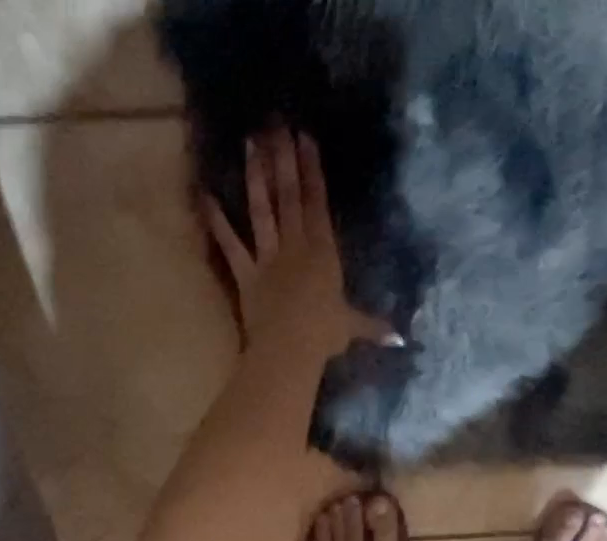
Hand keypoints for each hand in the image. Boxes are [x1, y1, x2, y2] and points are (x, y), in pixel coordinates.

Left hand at [204, 127, 390, 359]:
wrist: (290, 349)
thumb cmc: (325, 334)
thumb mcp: (353, 327)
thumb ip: (373, 326)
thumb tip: (400, 338)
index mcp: (324, 253)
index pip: (318, 203)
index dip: (312, 170)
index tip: (305, 138)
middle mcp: (296, 246)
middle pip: (290, 196)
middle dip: (284, 159)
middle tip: (276, 125)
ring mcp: (268, 257)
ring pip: (262, 210)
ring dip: (256, 177)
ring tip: (250, 144)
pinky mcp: (245, 273)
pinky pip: (230, 243)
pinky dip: (217, 221)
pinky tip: (206, 195)